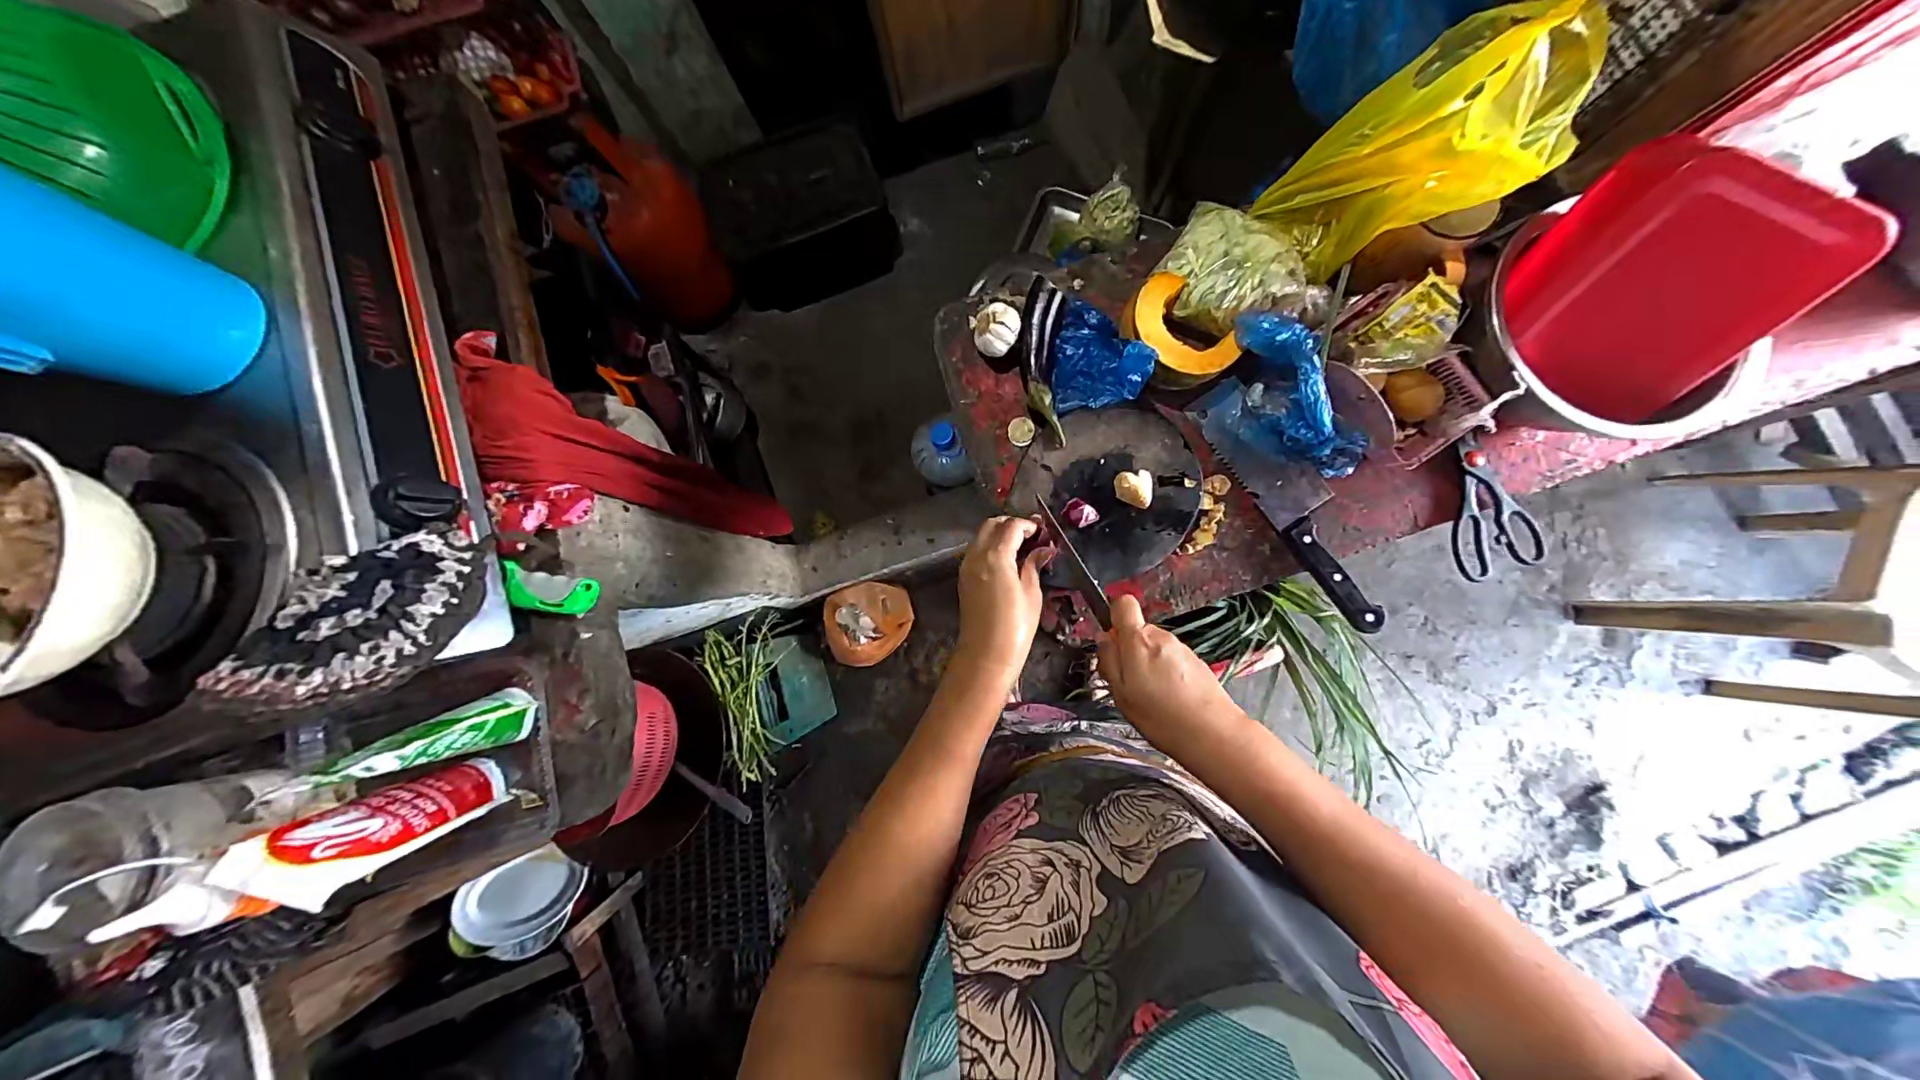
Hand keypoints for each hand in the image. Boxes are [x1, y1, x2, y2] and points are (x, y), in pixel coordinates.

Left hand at [955, 515, 1048, 674]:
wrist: (986, 653)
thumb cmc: (1016, 625)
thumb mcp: (1031, 593)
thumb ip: (1033, 565)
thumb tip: (1043, 549)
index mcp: (995, 556)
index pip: (1011, 527)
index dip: (1028, 524)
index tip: (1042, 530)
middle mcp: (976, 556)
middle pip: (991, 525)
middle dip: (1011, 524)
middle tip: (1031, 535)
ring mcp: (966, 566)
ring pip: (981, 537)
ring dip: (999, 535)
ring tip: (1021, 547)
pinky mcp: (963, 578)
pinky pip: (976, 552)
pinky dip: (990, 548)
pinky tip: (1007, 561)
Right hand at [1097, 594, 1255, 756]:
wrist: (1213, 733)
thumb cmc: (1160, 716)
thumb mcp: (1121, 693)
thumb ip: (1108, 661)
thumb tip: (1103, 639)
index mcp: (1138, 640)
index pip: (1123, 604)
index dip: (1114, 616)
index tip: (1112, 642)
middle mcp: (1162, 637)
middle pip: (1139, 630)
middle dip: (1130, 650)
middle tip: (1130, 682)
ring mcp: (1182, 648)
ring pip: (1155, 647)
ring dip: (1149, 664)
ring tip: (1152, 695)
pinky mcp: (1197, 662)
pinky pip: (1171, 659)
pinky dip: (1166, 673)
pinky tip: (1170, 698)